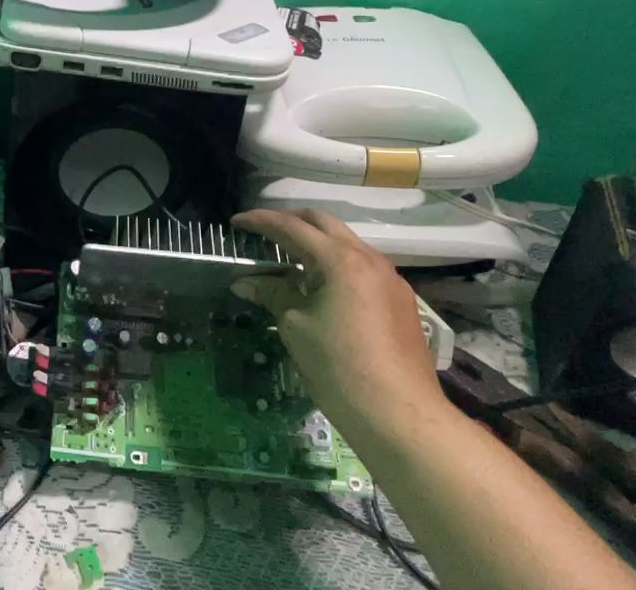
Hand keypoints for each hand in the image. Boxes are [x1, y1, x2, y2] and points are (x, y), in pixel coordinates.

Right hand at [229, 208, 446, 434]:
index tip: (235, 222)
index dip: (260, 221)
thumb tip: (245, 282)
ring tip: (288, 257)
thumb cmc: (339, 367)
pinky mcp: (400, 301)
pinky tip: (320, 286)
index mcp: (341, 260)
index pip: (292, 228)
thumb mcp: (295, 327)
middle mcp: (369, 259)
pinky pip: (362, 267)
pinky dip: (335, 264)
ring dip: (315, 243)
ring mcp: (390, 279)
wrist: (400, 415)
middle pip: (324, 224)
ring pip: (346, 243)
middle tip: (262, 231)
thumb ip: (272, 294)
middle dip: (291, 221)